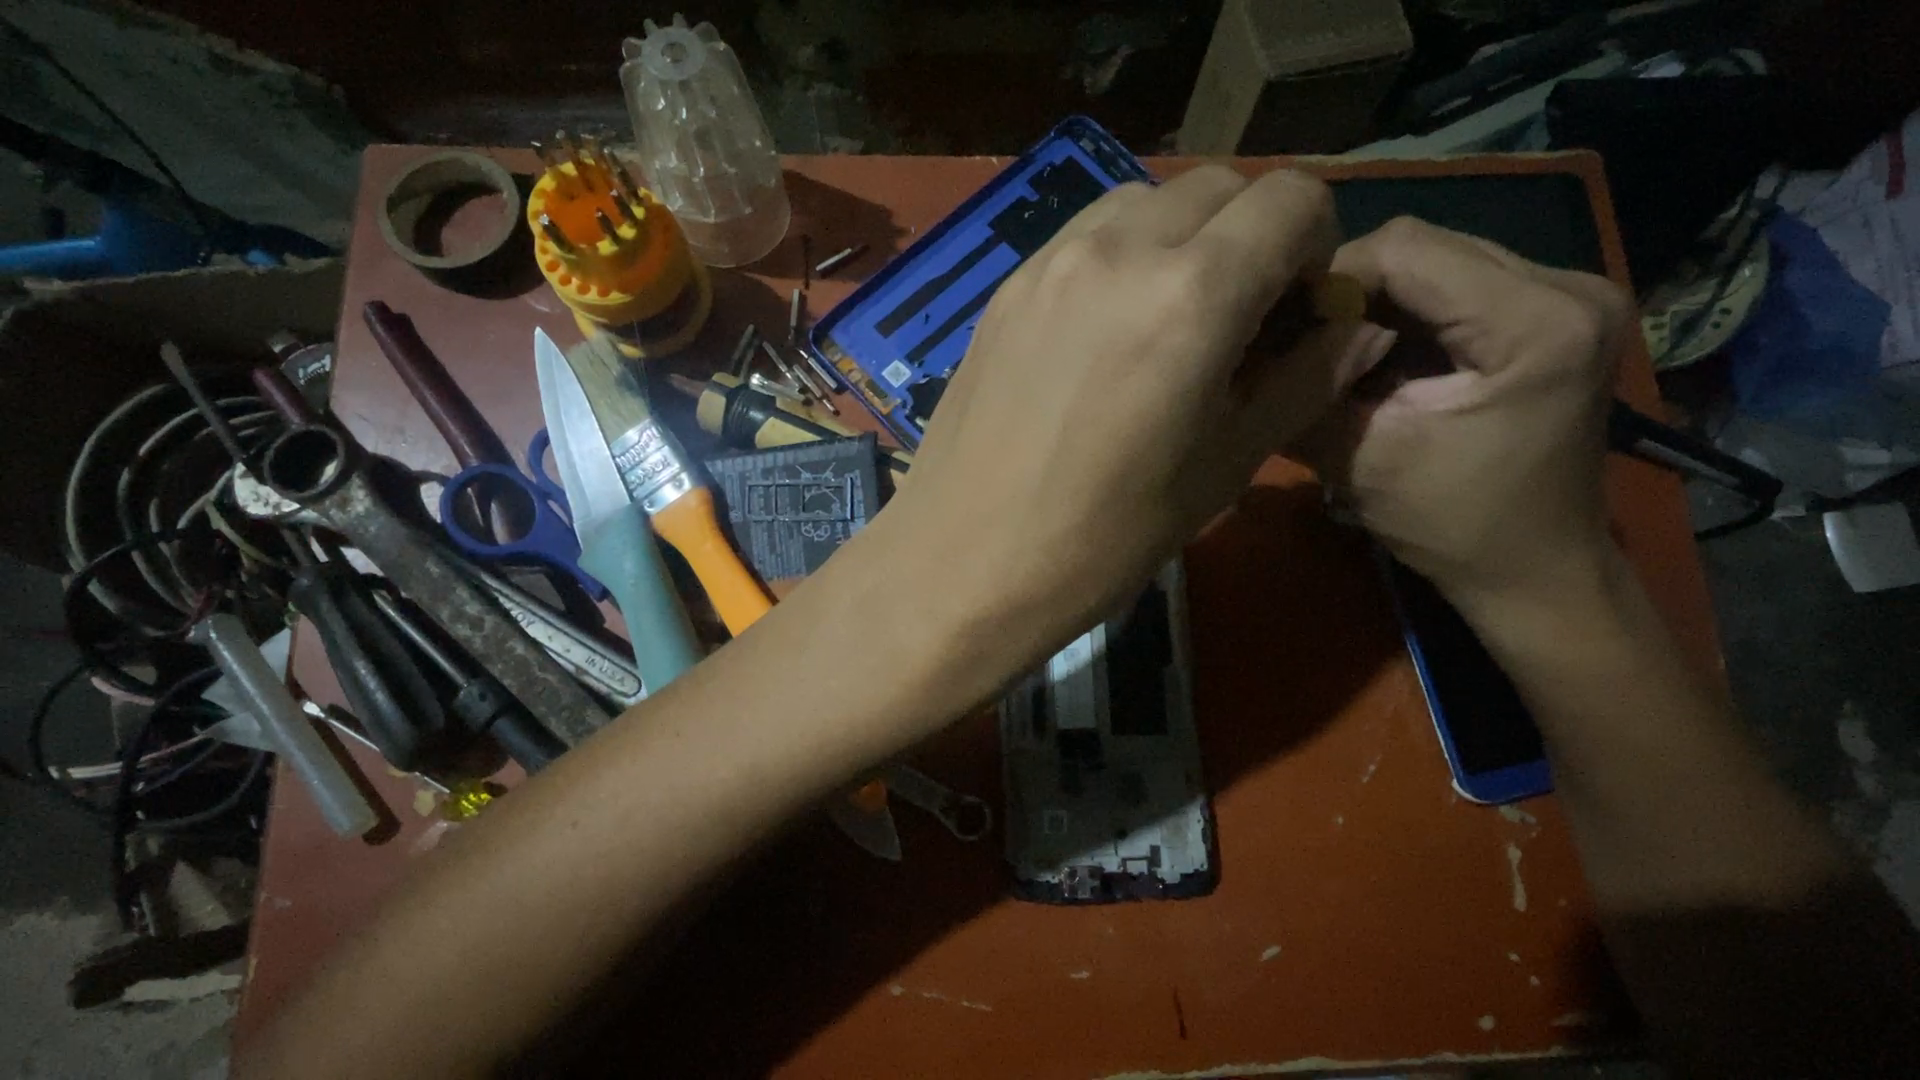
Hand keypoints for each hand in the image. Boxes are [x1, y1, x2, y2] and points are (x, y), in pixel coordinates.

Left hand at [882, 166, 1394, 653]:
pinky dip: (1123, 251)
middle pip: (1222, 186)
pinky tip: (1109, 326)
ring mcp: (1053, 259)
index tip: (1296, 310)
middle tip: (1242, 316)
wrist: (966, 560)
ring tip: (1173, 316)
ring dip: (1185, 235)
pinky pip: (1087, 232)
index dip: (1316, 246)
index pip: (1292, 198)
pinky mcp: (1008, 284)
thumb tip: (1355, 325)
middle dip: (1255, 234)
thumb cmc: (1107, 536)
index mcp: (1192, 293)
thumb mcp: (1226, 465)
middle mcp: (1121, 248)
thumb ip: (1305, 378)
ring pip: (1149, 198)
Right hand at [1303, 217, 1631, 606]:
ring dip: (1379, 300)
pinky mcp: (1558, 312)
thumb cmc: (1454, 525)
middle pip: (1426, 245)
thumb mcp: (1362, 458)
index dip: (1331, 279)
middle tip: (1305, 341)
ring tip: (1338, 349)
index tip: (1285, 328)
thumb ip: (1308, 389)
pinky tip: (1381, 355)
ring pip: (1440, 259)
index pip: (1406, 249)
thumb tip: (1252, 343)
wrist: (1535, 571)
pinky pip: (1461, 284)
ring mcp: (1571, 294)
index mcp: (1535, 321)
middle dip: (1353, 290)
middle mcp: (1569, 286)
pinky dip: (1408, 313)